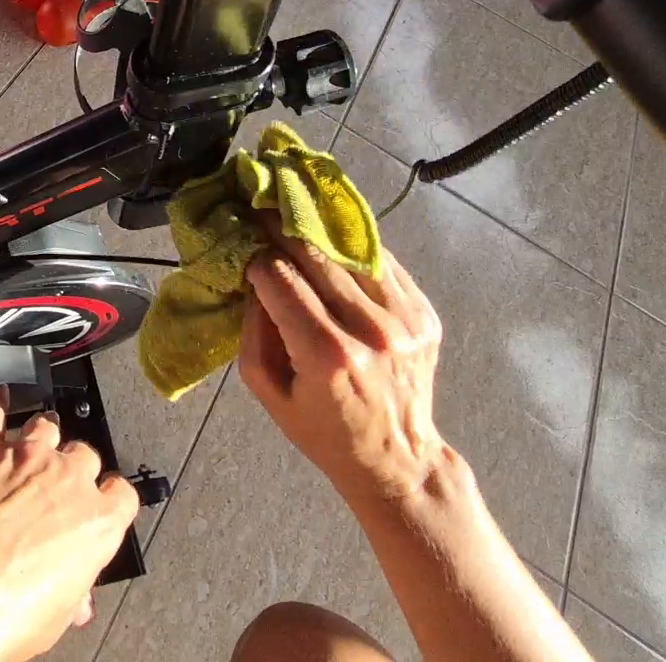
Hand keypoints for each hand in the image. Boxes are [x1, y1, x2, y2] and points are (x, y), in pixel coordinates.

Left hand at [0, 387, 139, 661]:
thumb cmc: (3, 612)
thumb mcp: (55, 616)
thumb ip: (71, 593)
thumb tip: (71, 600)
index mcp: (96, 523)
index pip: (122, 495)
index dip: (112, 497)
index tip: (105, 501)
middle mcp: (66, 480)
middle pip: (84, 455)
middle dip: (74, 467)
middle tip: (61, 484)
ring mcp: (25, 458)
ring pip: (46, 426)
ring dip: (43, 431)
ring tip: (40, 435)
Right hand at [239, 217, 447, 502]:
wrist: (399, 459)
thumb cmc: (321, 429)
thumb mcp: (266, 388)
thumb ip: (253, 327)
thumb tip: (254, 274)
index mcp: (326, 354)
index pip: (279, 277)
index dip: (254, 254)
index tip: (239, 240)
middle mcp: (370, 330)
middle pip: (315, 254)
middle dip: (279, 227)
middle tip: (257, 205)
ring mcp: (405, 320)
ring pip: (350, 250)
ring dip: (316, 227)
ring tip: (290, 209)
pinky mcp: (426, 315)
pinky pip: (383, 263)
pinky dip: (352, 247)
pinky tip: (331, 237)